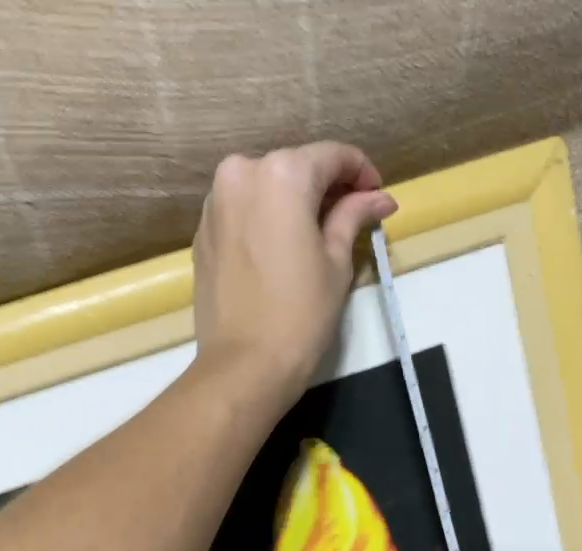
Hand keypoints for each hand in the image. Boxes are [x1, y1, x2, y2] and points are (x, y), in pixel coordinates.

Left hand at [188, 142, 398, 407]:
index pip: (332, 156)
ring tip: (318, 237)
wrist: (244, 364)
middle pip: (295, 167)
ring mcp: (215, 202)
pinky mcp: (202, 232)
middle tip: (352, 219)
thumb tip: (379, 197)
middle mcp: (241, 173)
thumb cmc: (301, 314)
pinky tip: (283, 249)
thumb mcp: (337, 261)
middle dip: (326, 188)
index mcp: (282, 173)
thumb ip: (354, 217)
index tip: (377, 198)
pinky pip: (243, 212)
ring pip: (266, 188)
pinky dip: (266, 219)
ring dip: (294, 203)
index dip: (361, 173)